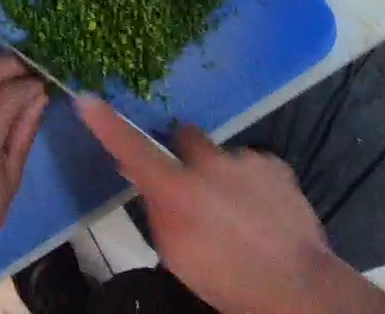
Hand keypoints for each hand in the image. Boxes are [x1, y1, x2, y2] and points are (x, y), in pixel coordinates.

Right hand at [75, 97, 384, 313]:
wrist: (298, 286)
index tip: (86, 99)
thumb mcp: (178, 256)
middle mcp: (208, 162)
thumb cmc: (227, 280)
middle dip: (185, 154)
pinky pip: (254, 167)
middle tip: (194, 188)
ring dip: (224, 177)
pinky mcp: (275, 165)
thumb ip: (161, 213)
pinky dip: (254, 185)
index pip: (133, 150)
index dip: (107, 125)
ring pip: (223, 157)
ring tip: (239, 215)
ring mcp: (245, 159)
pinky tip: (264, 214)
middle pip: (185, 137)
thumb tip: (152, 186)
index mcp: (177, 189)